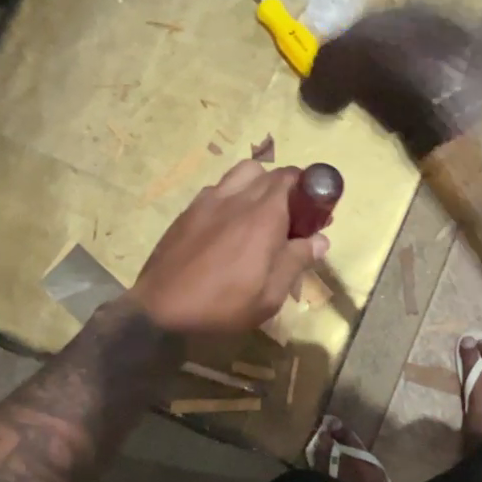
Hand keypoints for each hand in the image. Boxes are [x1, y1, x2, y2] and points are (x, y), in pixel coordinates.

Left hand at [126, 160, 328, 335]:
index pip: (293, 178)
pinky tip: (230, 224)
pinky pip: (219, 189)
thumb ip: (296, 261)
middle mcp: (238, 197)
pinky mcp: (189, 210)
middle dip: (289, 189)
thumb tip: (320, 240)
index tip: (317, 212)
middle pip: (271, 173)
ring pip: (243, 173)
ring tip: (262, 214)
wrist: (161, 308)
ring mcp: (209, 200)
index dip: (310, 188)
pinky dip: (234, 195)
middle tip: (294, 219)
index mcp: (264, 216)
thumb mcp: (270, 295)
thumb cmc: (222, 304)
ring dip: (260, 185)